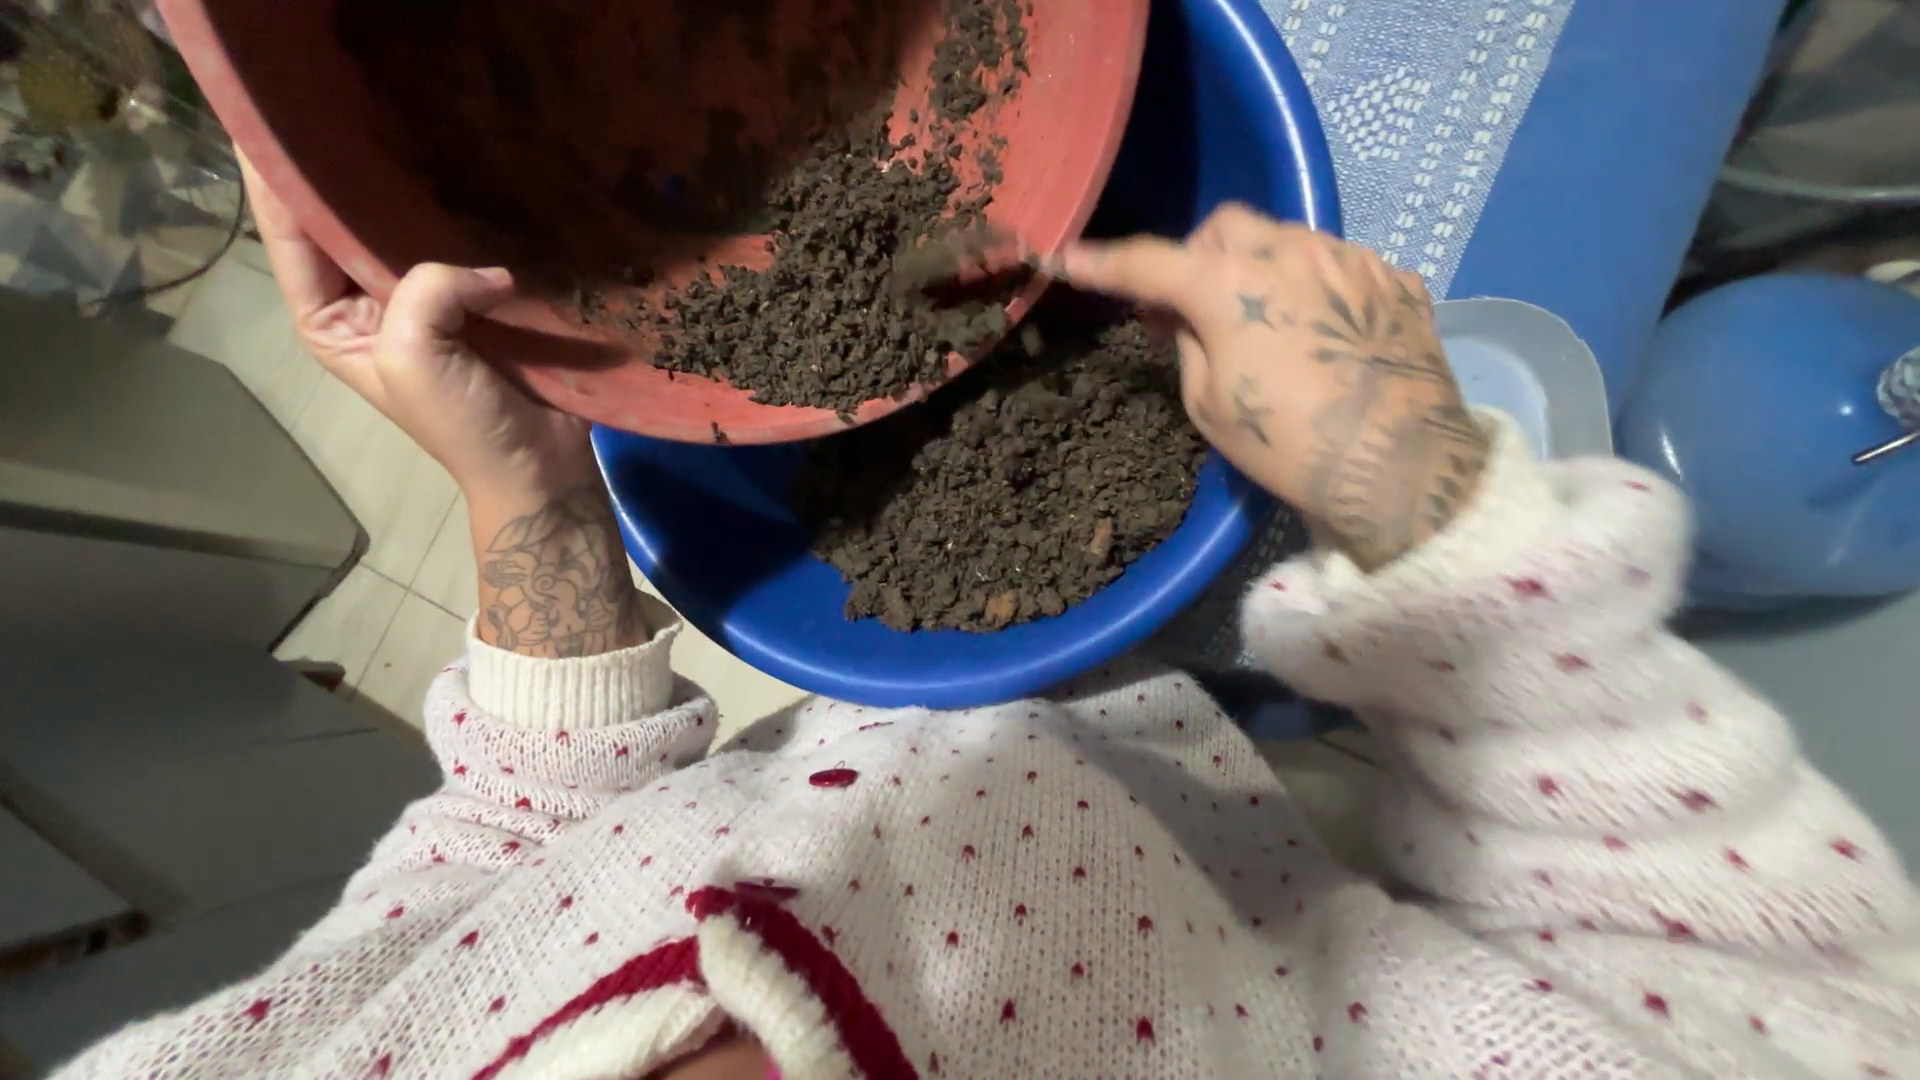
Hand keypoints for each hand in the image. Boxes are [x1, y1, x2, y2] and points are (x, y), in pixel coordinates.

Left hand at [240, 158, 647, 656]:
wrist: (540, 467)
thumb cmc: (464, 425)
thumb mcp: (416, 356)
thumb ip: (429, 291)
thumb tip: (491, 270)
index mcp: (332, 318)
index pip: (293, 236)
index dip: (280, 175)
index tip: (282, 112)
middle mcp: (374, 305)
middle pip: (353, 227)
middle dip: (356, 176)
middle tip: (365, 110)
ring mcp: (434, 307)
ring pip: (416, 239)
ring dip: (421, 200)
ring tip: (423, 138)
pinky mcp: (486, 311)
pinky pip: (472, 259)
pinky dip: (477, 232)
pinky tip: (482, 194)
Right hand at [1060, 204, 1488, 569]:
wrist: (1398, 466)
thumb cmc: (1286, 444)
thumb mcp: (1208, 405)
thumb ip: (1186, 344)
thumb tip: (1183, 314)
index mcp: (1230, 287)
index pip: (1149, 263)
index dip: (1103, 263)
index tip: (1068, 258)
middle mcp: (1290, 251)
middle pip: (1224, 228)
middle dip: (1199, 259)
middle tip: (1196, 308)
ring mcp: (1349, 258)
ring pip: (1283, 238)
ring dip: (1258, 269)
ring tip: (1266, 324)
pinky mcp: (1392, 278)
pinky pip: (1334, 264)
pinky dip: (1311, 288)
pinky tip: (1320, 334)